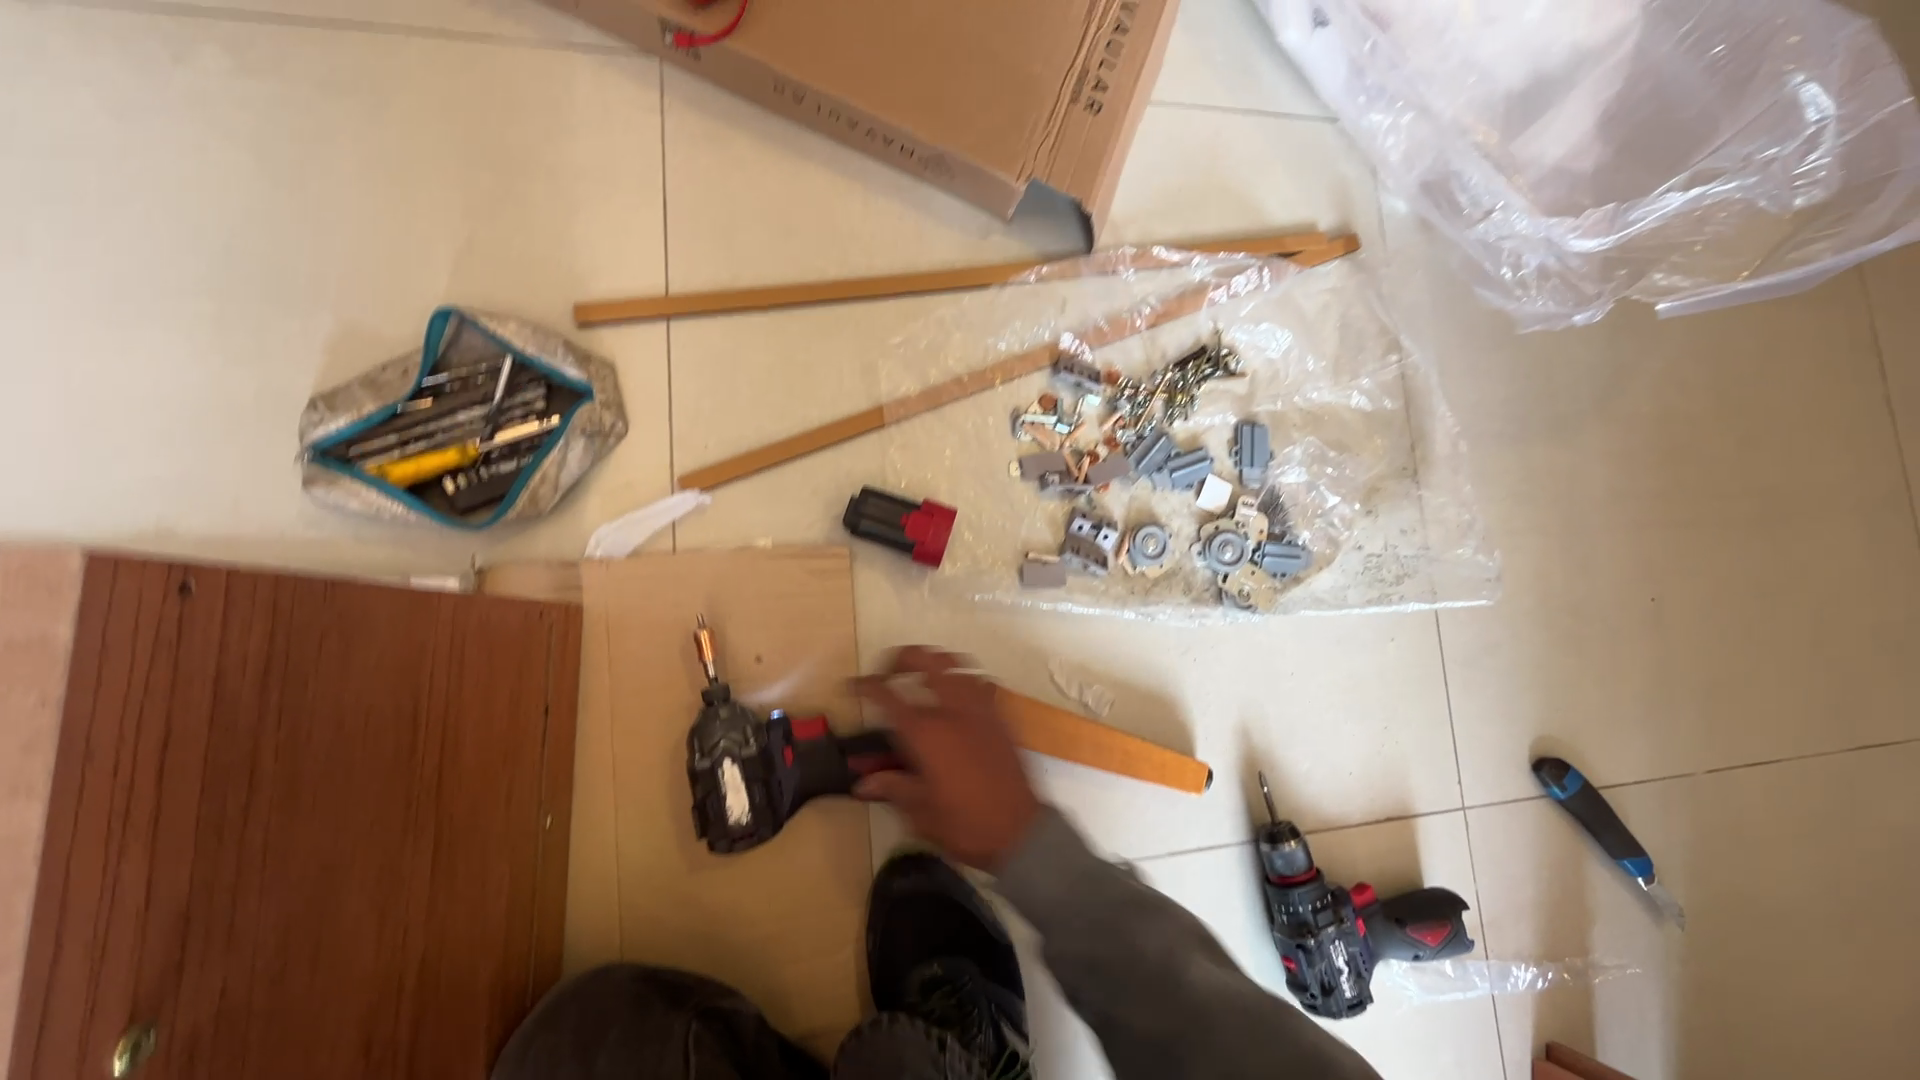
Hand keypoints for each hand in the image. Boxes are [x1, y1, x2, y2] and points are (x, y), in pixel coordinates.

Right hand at [851, 646, 1041, 871]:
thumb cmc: (964, 825)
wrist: (1020, 832)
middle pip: (924, 660)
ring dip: (935, 663)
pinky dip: (965, 681)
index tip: (854, 684)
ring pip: (956, 663)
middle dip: (901, 659)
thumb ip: (892, 788)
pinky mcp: (1001, 717)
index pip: (887, 695)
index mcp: (925, 732)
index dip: (865, 684)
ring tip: (923, 677)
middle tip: (889, 671)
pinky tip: (958, 699)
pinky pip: (981, 684)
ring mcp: (980, 710)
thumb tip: (863, 784)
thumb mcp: (919, 812)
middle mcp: (952, 710)